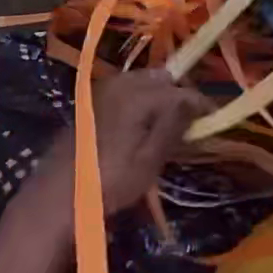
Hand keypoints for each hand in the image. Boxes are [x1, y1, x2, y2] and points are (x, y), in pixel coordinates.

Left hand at [14, 70, 209, 230]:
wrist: (58, 193)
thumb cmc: (109, 182)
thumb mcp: (149, 161)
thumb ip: (173, 125)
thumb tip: (195, 100)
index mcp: (140, 95)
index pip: (183, 92)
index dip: (202, 105)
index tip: (214, 121)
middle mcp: (123, 82)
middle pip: (163, 79)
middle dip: (180, 96)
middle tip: (190, 124)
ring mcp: (105, 88)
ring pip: (144, 81)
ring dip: (160, 96)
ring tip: (167, 124)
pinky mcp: (93, 98)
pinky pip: (127, 88)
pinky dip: (140, 98)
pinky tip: (140, 122)